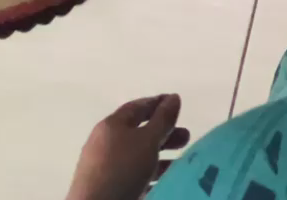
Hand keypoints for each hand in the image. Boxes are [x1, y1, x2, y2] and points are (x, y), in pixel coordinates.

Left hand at [66, 94, 187, 199]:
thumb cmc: (123, 170)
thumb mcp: (149, 140)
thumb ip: (163, 118)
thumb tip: (173, 98)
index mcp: (111, 125)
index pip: (137, 107)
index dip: (159, 103)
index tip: (178, 106)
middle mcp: (103, 144)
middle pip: (138, 132)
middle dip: (164, 133)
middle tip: (185, 138)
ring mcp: (101, 168)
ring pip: (135, 156)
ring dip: (159, 156)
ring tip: (178, 164)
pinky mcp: (103, 189)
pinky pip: (130, 175)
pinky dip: (147, 175)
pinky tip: (161, 182)